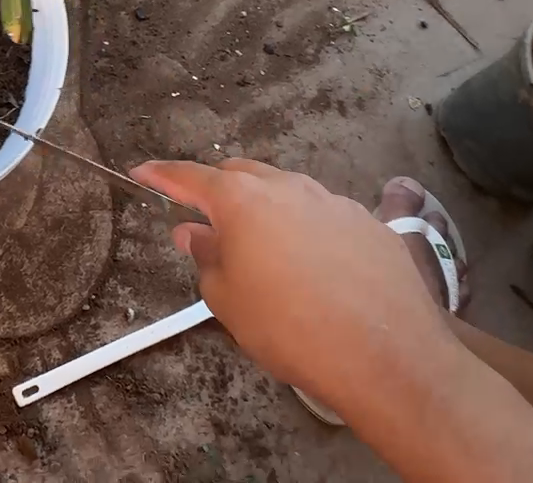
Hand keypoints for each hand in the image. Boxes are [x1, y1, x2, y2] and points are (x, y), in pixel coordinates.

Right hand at [131, 159, 459, 406]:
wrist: (391, 361)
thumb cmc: (290, 329)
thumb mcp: (226, 299)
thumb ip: (205, 256)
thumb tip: (195, 233)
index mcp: (240, 199)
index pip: (187, 176)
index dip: (160, 174)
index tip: (141, 171)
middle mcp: (285, 187)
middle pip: (239, 174)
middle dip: (217, 190)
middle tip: (210, 223)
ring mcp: (333, 201)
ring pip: (285, 190)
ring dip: (267, 208)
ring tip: (268, 250)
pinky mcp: (372, 225)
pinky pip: (326, 214)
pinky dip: (309, 228)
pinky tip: (319, 267)